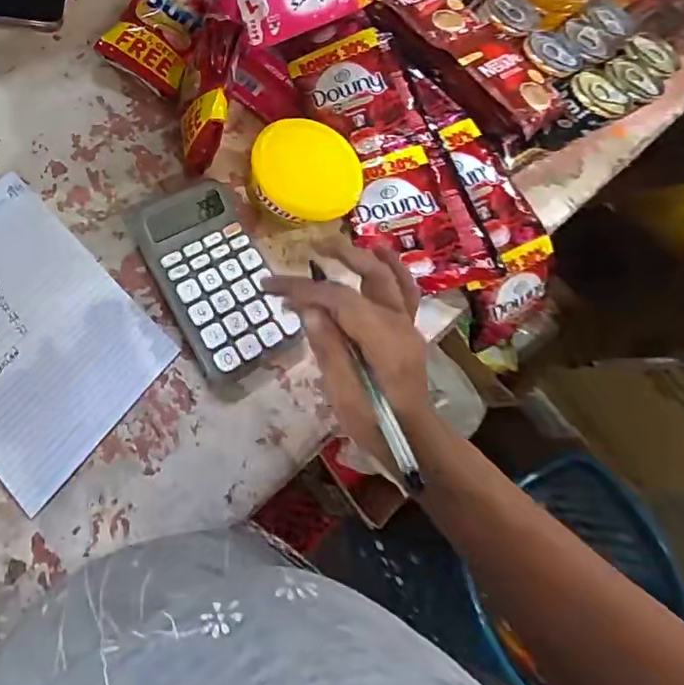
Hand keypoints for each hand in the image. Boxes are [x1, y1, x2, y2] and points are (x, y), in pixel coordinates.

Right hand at [261, 240, 432, 472]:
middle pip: (371, 276)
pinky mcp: (405, 332)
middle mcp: (398, 325)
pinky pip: (401, 292)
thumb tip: (308, 310)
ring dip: (369, 256)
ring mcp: (406, 327)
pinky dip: (389, 271)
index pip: (338, 298)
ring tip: (347, 241)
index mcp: (382, 339)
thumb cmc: (376, 423)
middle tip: (307, 248)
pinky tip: (378, 259)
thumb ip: (329, 347)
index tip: (269, 286)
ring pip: (393, 279)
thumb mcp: (344, 392)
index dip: (301, 288)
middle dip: (340, 256)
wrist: (414, 443)